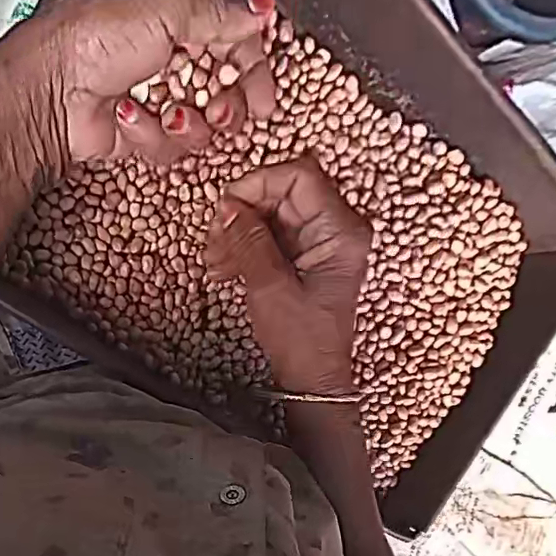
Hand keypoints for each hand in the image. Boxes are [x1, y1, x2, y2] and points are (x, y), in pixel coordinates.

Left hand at [4, 0, 278, 169]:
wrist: (52, 88)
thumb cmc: (98, 35)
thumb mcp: (169, 5)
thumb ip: (222, 13)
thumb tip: (262, 10)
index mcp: (177, 16)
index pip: (233, 44)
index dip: (253, 72)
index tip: (266, 100)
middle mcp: (167, 58)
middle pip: (221, 93)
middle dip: (225, 107)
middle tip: (219, 111)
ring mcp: (152, 99)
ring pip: (198, 128)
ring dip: (186, 124)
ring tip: (167, 112)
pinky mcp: (136, 135)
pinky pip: (166, 147)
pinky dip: (149, 134)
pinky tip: (127, 116)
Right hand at [203, 157, 368, 396]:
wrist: (312, 378)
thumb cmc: (302, 340)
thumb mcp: (271, 287)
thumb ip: (249, 242)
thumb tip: (228, 207)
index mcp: (341, 230)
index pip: (299, 177)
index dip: (257, 184)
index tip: (226, 207)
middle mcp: (335, 229)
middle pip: (282, 194)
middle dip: (243, 212)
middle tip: (215, 239)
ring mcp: (319, 243)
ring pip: (270, 216)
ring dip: (238, 232)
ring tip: (215, 261)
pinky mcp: (303, 259)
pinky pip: (270, 238)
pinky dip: (244, 248)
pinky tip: (224, 268)